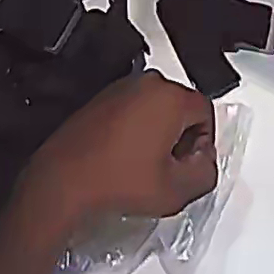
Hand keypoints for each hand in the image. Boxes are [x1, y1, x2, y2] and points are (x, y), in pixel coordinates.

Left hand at [16, 71, 217, 227]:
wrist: (67, 175)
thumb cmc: (120, 179)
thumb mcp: (176, 189)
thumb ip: (205, 172)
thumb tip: (205, 160)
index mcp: (170, 97)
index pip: (206, 111)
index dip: (203, 142)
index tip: (191, 164)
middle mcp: (147, 83)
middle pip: (182, 106)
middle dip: (182, 135)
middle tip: (170, 167)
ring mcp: (123, 86)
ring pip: (158, 106)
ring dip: (160, 131)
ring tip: (146, 164)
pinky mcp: (105, 95)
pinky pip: (135, 106)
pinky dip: (138, 126)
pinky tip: (127, 155)